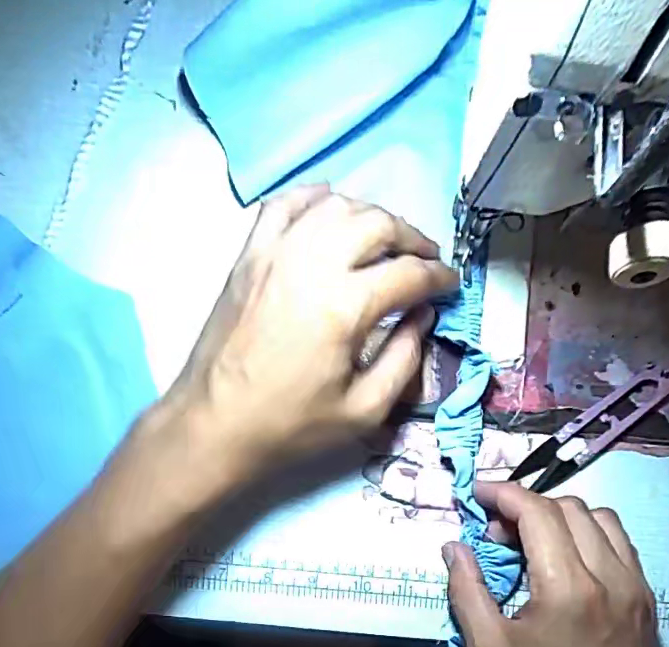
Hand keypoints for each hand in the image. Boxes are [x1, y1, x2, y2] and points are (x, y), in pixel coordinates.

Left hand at [162, 185, 458, 478]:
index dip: (439, 277)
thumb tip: (422, 315)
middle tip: (428, 259)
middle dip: (413, 238)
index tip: (452, 284)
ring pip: (336, 206)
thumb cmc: (293, 425)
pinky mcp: (249, 255)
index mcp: (344, 307)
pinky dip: (316, 199)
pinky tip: (333, 208)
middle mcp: (312, 264)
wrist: (216, 424)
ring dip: (372, 216)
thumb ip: (404, 359)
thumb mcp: (364, 410)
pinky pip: (286, 205)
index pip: (408, 274)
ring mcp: (275, 252)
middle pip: (377, 225)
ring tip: (388, 240)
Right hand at [443, 482, 668, 646]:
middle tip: (499, 535)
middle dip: (528, 507)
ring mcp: (635, 584)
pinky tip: (569, 561)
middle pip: (568, 508)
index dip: (504, 494)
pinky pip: (619, 543)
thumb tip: (454, 546)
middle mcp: (609, 575)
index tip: (479, 494)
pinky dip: (590, 535)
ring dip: (562, 517)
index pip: (537, 512)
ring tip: (535, 545)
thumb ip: (468, 591)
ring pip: (600, 518)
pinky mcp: (646, 597)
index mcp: (567, 588)